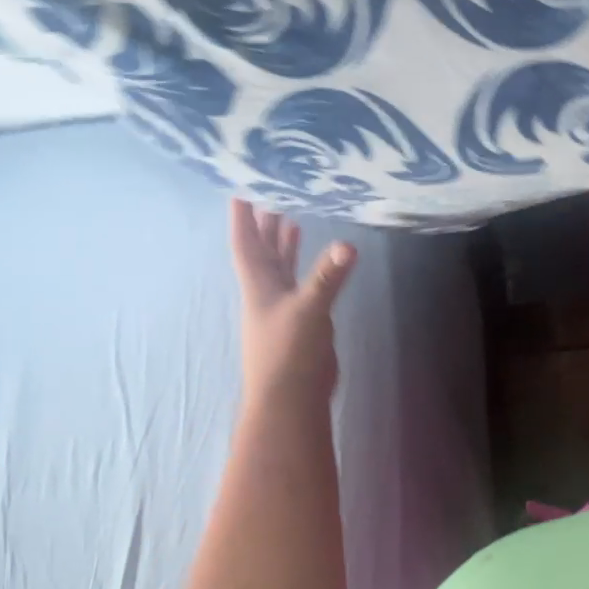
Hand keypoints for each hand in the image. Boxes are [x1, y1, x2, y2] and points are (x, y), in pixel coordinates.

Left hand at [229, 200, 356, 403]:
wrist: (290, 400)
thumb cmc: (288, 353)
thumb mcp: (309, 310)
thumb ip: (328, 277)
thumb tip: (348, 244)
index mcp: (260, 286)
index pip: (246, 243)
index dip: (242, 217)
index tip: (240, 188)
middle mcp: (268, 292)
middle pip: (262, 251)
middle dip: (264, 223)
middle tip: (271, 191)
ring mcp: (284, 306)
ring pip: (280, 266)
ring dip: (282, 243)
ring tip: (289, 216)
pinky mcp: (302, 319)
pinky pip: (300, 282)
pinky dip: (306, 266)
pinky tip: (318, 260)